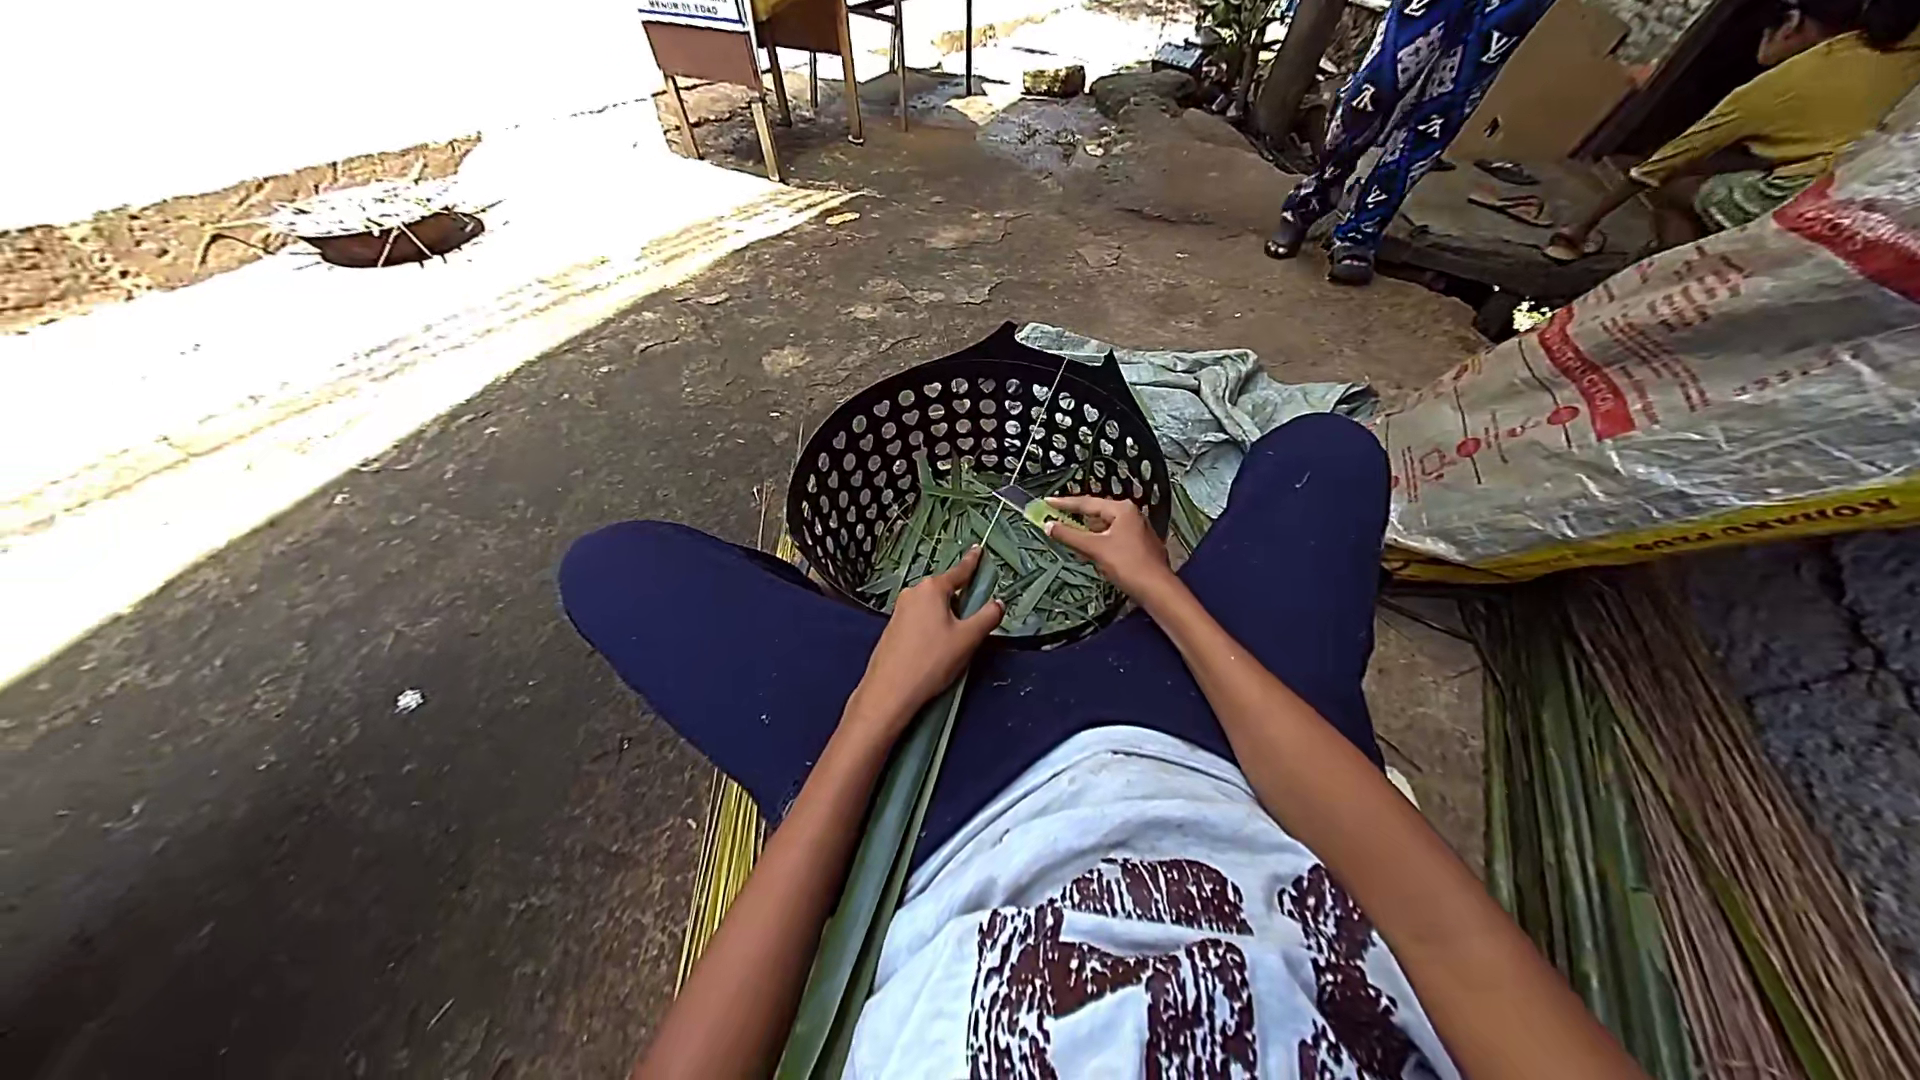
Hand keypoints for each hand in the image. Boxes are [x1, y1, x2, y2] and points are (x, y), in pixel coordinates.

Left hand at [845, 546, 1003, 741]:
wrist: (890, 690)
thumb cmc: (932, 660)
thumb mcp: (968, 639)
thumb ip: (987, 617)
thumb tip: (998, 603)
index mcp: (932, 589)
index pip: (959, 571)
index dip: (973, 561)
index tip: (979, 549)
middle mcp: (913, 593)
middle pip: (946, 590)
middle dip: (961, 601)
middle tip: (973, 622)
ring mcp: (900, 610)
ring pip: (932, 606)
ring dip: (946, 616)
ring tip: (954, 642)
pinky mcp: (893, 627)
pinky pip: (920, 619)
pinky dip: (932, 626)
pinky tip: (935, 649)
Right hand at [1043, 496, 1176, 601]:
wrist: (1156, 589)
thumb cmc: (1126, 564)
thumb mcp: (1094, 548)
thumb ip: (1069, 536)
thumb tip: (1048, 525)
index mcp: (1121, 509)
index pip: (1086, 503)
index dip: (1064, 503)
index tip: (1047, 501)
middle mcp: (1131, 515)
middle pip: (1096, 514)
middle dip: (1076, 520)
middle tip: (1056, 520)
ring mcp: (1136, 530)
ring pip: (1104, 528)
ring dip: (1087, 535)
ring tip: (1071, 539)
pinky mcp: (1138, 545)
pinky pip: (1112, 538)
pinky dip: (1098, 543)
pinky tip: (1090, 553)